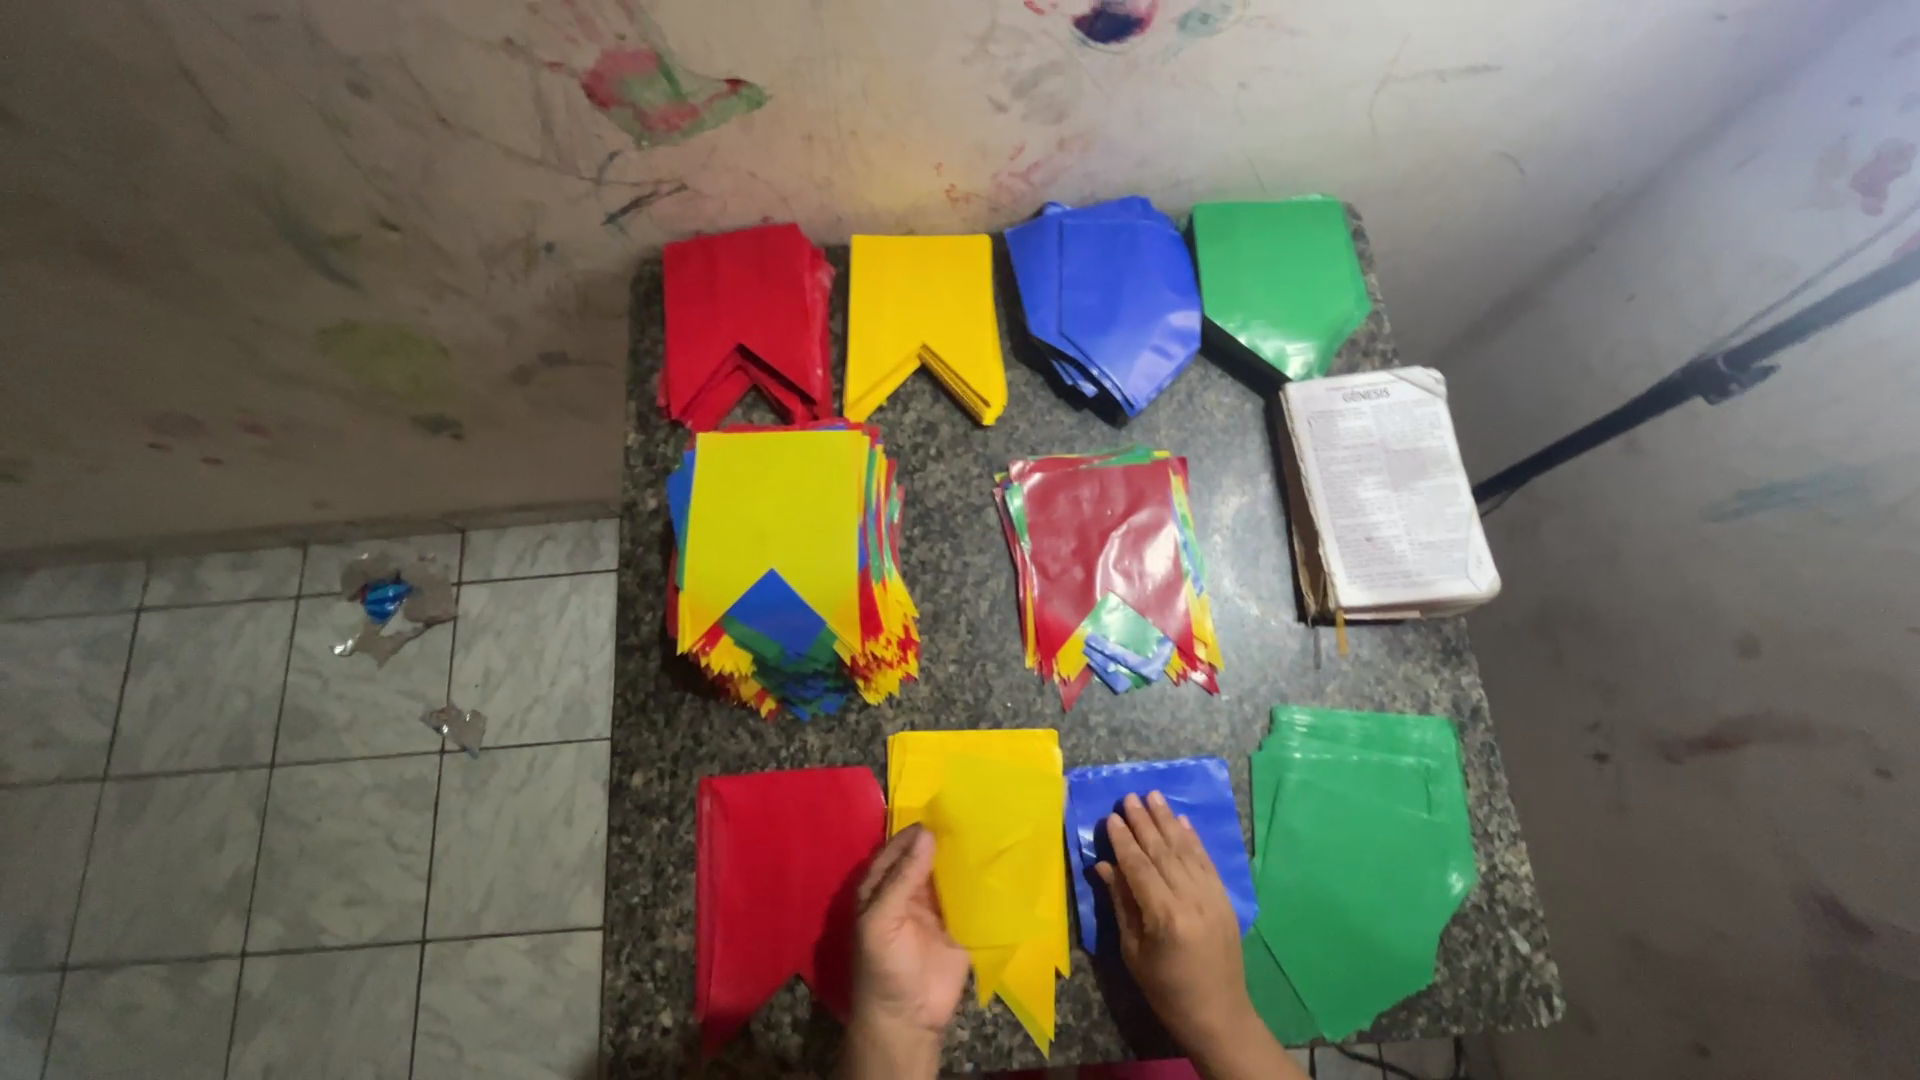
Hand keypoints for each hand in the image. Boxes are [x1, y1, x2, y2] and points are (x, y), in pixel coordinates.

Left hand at [840, 825, 968, 1078]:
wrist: (908, 1018)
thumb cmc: (883, 966)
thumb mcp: (882, 920)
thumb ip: (903, 878)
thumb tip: (927, 833)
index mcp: (884, 883)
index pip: (901, 845)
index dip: (917, 828)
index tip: (943, 804)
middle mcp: (911, 887)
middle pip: (929, 853)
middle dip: (945, 835)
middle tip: (972, 806)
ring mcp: (938, 903)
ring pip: (952, 869)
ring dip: (966, 853)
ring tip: (990, 824)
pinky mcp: (962, 920)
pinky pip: (973, 894)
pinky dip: (984, 879)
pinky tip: (1000, 859)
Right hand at [1095, 791, 1259, 1058]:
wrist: (1218, 1015)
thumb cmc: (1166, 989)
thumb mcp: (1133, 951)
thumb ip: (1121, 903)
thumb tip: (1104, 865)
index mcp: (1165, 917)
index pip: (1140, 868)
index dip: (1124, 841)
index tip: (1111, 816)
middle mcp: (1192, 901)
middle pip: (1163, 852)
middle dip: (1144, 822)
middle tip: (1129, 796)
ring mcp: (1213, 898)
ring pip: (1186, 850)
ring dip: (1168, 821)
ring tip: (1153, 796)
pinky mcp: (1226, 900)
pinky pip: (1207, 862)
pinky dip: (1193, 839)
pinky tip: (1182, 821)